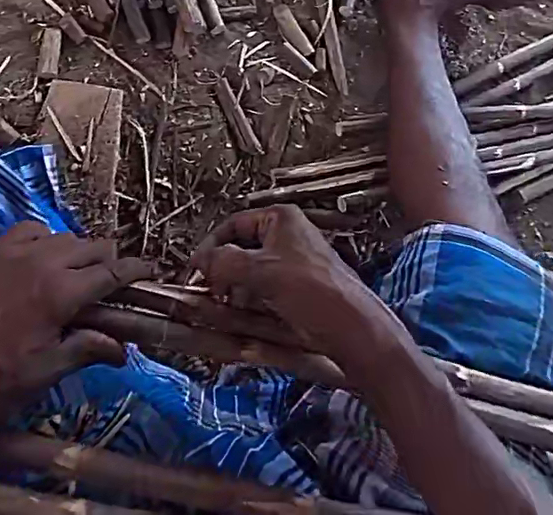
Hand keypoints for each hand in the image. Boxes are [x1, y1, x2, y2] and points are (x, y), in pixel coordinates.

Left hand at [0, 222, 149, 438]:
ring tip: (79, 270)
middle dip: (109, 259)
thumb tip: (122, 347)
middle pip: (90, 246)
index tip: (148, 271)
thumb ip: (85, 349)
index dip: (134, 270)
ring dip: (78, 249)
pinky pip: (28, 230)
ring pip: (61, 235)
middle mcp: (41, 261)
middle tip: (115, 278)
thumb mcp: (43, 373)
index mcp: (60, 293)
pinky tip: (40, 256)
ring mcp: (12, 251)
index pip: (110, 272)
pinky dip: (44, 238)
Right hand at [190, 205, 397, 362]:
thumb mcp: (261, 271)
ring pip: (250, 273)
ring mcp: (294, 264)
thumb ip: (224, 262)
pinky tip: (243, 317)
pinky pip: (264, 291)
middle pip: (240, 249)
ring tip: (224, 306)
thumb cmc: (315, 293)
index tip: (196, 269)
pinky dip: (250, 302)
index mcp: (281, 218)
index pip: (232, 224)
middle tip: (209, 289)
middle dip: (223, 271)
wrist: (356, 334)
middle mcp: (287, 236)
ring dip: (234, 289)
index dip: (211, 246)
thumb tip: (202, 264)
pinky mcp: (299, 290)